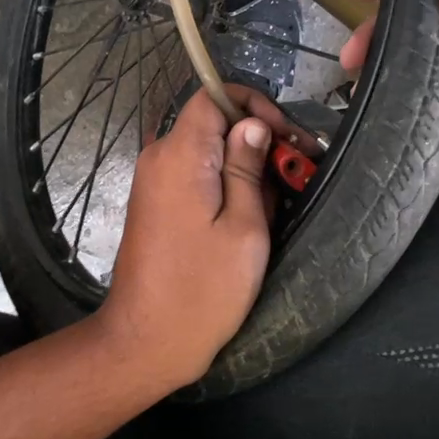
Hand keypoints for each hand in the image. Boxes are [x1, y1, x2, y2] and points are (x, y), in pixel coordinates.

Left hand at [94, 86, 283, 387]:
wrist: (144, 343)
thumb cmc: (202, 290)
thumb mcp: (244, 229)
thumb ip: (248, 169)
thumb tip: (254, 124)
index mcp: (180, 154)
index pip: (213, 95)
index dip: (253, 105)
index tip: (284, 137)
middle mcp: (160, 156)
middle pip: (212, 122)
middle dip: (255, 141)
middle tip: (294, 173)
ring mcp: (154, 180)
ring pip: (207, 150)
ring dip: (243, 168)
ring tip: (275, 206)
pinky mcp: (155, 202)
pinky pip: (194, 173)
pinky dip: (224, 185)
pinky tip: (248, 219)